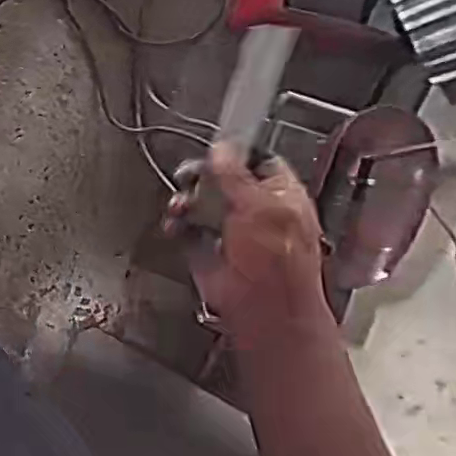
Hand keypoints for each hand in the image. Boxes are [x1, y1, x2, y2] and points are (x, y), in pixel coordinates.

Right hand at [164, 142, 328, 346]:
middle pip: (222, 179)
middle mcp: (254, 210)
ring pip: (200, 201)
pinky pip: (185, 226)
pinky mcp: (206, 247)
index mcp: (279, 196)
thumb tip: (221, 148)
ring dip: (185, 200)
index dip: (237, 152)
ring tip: (180, 206)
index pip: (259, 161)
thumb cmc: (275, 260)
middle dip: (201, 176)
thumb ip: (236, 174)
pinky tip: (176, 225)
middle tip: (187, 175)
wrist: (261, 308)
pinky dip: (177, 223)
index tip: (213, 147)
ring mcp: (230, 229)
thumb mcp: (258, 207)